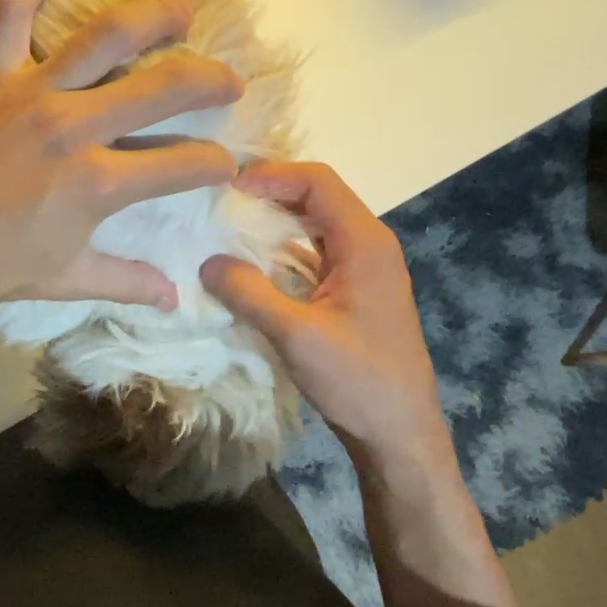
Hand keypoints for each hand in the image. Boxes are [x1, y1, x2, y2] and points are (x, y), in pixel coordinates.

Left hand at [0, 0, 243, 378]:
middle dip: (209, 82)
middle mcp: (74, 129)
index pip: (182, 165)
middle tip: (229, 83)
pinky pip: (13, 8)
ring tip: (183, 11)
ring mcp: (32, 94)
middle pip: (163, 87)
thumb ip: (127, 282)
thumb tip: (174, 297)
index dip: (214, 165)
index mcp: (98, 186)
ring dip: (155, 15)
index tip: (225, 166)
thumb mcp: (68, 280)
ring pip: (106, 34)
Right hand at [199, 162, 451, 473]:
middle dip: (269, 196)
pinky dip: (282, 256)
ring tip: (226, 231)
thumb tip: (207, 262)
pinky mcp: (354, 297)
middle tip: (218, 204)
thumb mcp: (296, 335)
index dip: (272, 176)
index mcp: (364, 243)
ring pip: (315, 231)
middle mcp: (368, 247)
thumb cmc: (356, 378)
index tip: (225, 187)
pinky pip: (315, 260)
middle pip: (317, 200)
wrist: (399, 430)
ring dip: (274, 227)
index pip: (318, 183)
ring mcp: (363, 273)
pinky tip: (250, 271)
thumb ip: (250, 293)